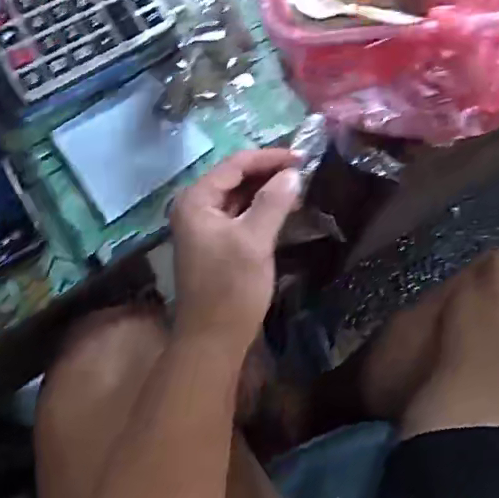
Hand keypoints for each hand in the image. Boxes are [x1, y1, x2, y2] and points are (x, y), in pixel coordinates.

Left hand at [169, 149, 302, 355]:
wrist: (212, 340)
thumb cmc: (231, 288)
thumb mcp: (254, 241)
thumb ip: (273, 202)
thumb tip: (293, 173)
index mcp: (196, 200)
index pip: (235, 164)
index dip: (269, 157)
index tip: (302, 156)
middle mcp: (194, 207)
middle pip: (234, 177)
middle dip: (268, 170)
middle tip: (304, 167)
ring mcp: (203, 226)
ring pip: (238, 195)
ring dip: (266, 188)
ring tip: (298, 183)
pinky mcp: (215, 242)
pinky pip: (239, 213)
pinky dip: (261, 207)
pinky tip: (284, 206)